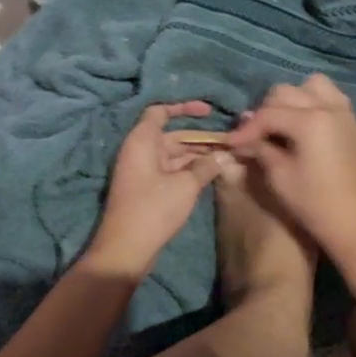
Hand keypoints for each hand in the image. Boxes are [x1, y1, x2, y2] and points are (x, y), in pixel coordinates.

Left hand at [81, 101, 226, 277]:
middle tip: (229, 141)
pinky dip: (189, 169)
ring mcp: (143, 171)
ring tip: (226, 157)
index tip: (208, 112)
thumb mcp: (186, 185)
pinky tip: (212, 173)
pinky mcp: (147, 188)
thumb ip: (206, 166)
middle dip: (200, 137)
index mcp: (142, 141)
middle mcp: (140, 151)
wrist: (126, 248)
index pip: (160, 111)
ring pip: (174, 154)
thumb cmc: (154, 209)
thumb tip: (224, 155)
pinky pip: (171, 170)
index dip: (184, 108)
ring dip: (197, 155)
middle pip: (172, 135)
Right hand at [225, 74, 355, 254]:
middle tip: (256, 134)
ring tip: (285, 123)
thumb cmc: (315, 204)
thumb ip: (262, 149)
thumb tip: (248, 138)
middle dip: (267, 110)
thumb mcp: (280, 177)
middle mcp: (331, 108)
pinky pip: (334, 101)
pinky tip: (307, 130)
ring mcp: (348, 115)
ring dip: (295, 99)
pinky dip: (316, 106)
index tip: (232, 143)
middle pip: (288, 92)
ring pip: (316, 86)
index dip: (246, 129)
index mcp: (311, 120)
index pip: (269, 113)